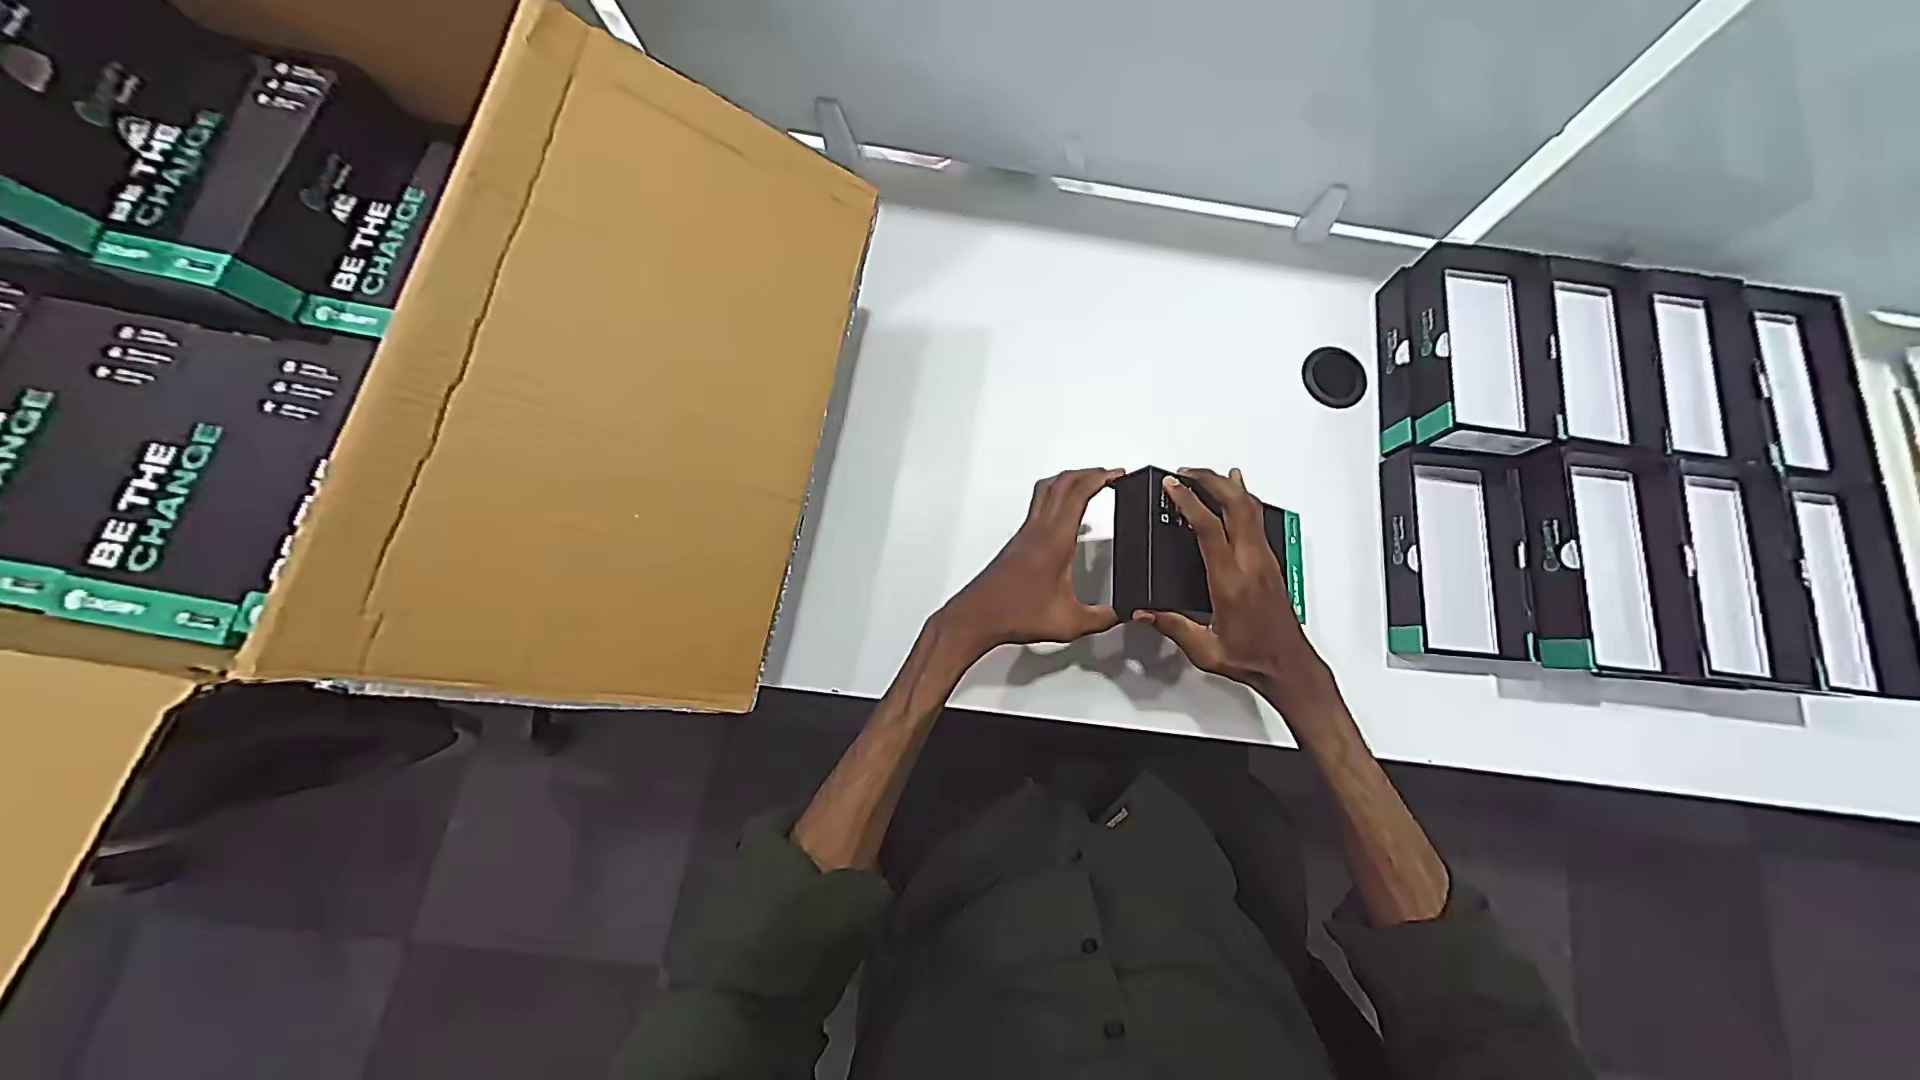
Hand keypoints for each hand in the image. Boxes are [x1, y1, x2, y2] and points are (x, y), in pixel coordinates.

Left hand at [933, 468, 1124, 659]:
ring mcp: (1024, 534)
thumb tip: (1121, 614)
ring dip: (1068, 481)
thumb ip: (1102, 618)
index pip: (1077, 493)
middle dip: (1087, 473)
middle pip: (1061, 482)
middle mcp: (1037, 530)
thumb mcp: (1070, 621)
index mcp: (1054, 540)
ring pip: (1045, 491)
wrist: (977, 616)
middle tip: (1106, 474)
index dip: (1100, 477)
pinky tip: (1065, 521)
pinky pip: (1038, 508)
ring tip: (1086, 485)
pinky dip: (1055, 501)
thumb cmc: (1011, 613)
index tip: (1117, 473)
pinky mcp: (1016, 543)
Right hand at [1134, 468, 1330, 707]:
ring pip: (1250, 508)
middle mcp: (1252, 566)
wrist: (1289, 667)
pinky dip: (1243, 499)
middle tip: (1187, 472)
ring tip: (1207, 474)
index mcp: (1231, 583)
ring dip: (1227, 486)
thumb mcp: (1203, 648)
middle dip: (1209, 481)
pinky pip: (1257, 519)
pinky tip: (1239, 491)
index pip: (1209, 528)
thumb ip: (1171, 626)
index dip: (1189, 502)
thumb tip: (1144, 611)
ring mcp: (1265, 561)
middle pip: (1235, 506)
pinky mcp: (1270, 563)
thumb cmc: (1255, 658)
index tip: (1173, 487)